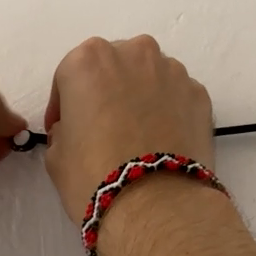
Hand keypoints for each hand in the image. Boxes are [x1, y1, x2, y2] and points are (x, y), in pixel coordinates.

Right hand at [42, 35, 214, 223]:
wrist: (155, 204)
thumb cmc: (93, 175)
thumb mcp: (57, 153)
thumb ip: (66, 125)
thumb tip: (81, 125)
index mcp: (90, 59)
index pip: (70, 73)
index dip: (66, 102)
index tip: (66, 126)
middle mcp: (135, 52)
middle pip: (115, 65)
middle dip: (108, 89)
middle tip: (103, 126)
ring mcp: (173, 70)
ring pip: (150, 76)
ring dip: (141, 95)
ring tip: (138, 134)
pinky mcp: (199, 91)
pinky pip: (176, 95)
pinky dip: (169, 109)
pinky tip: (163, 140)